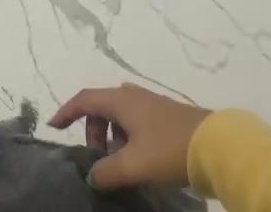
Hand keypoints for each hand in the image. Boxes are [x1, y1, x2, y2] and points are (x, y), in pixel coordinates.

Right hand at [49, 84, 211, 190]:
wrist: (216, 145)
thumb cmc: (169, 149)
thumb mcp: (133, 165)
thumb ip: (106, 172)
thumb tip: (92, 176)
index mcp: (121, 100)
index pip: (84, 99)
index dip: (67, 112)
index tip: (54, 127)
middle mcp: (133, 95)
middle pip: (101, 107)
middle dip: (93, 132)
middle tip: (98, 159)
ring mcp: (151, 103)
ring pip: (119, 116)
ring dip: (112, 137)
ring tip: (120, 163)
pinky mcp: (165, 116)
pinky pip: (135, 121)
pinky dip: (128, 137)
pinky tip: (139, 160)